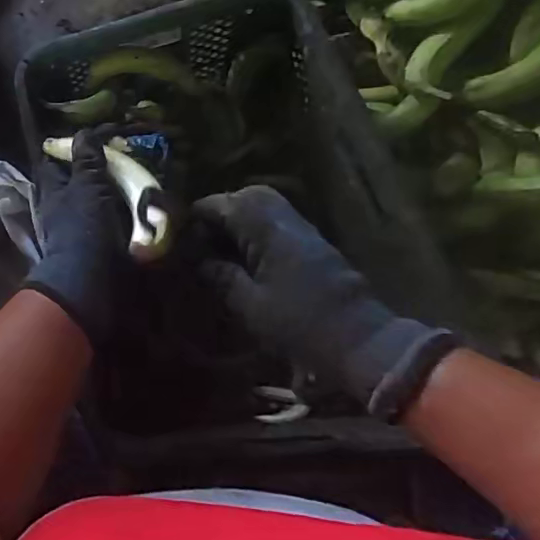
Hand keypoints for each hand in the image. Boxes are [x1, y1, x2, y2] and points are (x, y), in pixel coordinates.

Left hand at [23, 133, 129, 347]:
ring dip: (115, 195)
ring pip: (96, 205)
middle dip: (96, 175)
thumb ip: (86, 161)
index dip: (68, 152)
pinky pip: (113, 225)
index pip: (54, 165)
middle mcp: (62, 211)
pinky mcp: (99, 248)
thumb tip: (82, 133)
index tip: (90, 142)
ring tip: (139, 181)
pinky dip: (127, 217)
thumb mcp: (86, 187)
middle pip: (77, 185)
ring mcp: (79, 231)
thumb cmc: (84, 228)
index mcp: (53, 193)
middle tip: (123, 161)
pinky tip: (144, 209)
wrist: (93, 281)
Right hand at [194, 186, 456, 420]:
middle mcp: (285, 219)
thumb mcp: (249, 305)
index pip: (221, 205)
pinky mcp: (313, 245)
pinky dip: (256, 232)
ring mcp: (303, 230)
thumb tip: (198, 261)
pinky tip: (244, 257)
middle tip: (199, 239)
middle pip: (245, 197)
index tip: (177, 237)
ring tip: (218, 248)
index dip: (194, 217)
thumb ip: (220, 276)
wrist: (362, 342)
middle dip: (218, 213)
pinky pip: (277, 223)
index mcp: (266, 229)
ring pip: (263, 208)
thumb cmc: (300, 325)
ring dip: (238, 222)